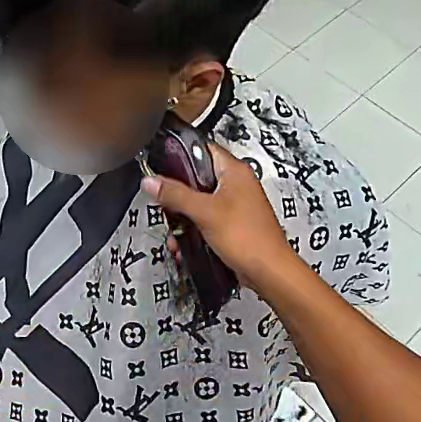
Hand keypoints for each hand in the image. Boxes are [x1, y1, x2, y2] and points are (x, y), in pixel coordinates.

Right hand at [141, 143, 294, 288]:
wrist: (268, 271)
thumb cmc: (249, 238)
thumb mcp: (204, 212)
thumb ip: (176, 194)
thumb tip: (152, 181)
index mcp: (234, 171)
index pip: (202, 149)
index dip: (180, 155)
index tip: (161, 166)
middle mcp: (237, 185)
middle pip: (197, 179)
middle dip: (178, 195)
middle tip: (166, 204)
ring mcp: (235, 206)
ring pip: (200, 203)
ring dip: (184, 217)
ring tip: (175, 229)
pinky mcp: (233, 225)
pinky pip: (207, 221)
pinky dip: (194, 231)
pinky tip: (184, 243)